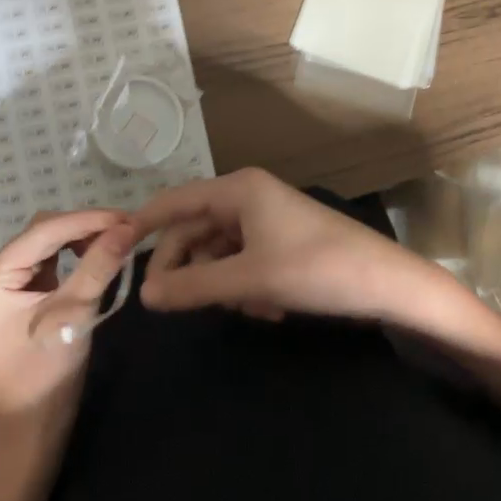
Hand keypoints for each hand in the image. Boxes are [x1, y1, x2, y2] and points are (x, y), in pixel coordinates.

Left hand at [0, 211, 139, 435]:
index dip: (88, 220)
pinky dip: (72, 254)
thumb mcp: (74, 314)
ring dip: (81, 238)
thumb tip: (128, 227)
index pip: (44, 231)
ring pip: (46, 243)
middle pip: (42, 232)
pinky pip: (46, 260)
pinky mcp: (13, 290)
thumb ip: (98, 266)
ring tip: (117, 240)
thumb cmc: (46, 374)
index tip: (128, 217)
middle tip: (128, 229)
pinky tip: (96, 255)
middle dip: (85, 228)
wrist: (31, 425)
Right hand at [134, 168, 446, 324]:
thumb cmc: (316, 269)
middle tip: (174, 305)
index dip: (141, 225)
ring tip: (243, 310)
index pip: (173, 202)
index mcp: (237, 189)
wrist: (387, 284)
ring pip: (218, 252)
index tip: (112, 251)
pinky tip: (265, 310)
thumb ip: (193, 287)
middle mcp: (247, 197)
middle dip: (188, 269)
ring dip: (220, 284)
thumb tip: (144, 296)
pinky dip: (244, 287)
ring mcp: (265, 220)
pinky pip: (242, 262)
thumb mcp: (249, 281)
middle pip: (193, 232)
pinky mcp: (281, 242)